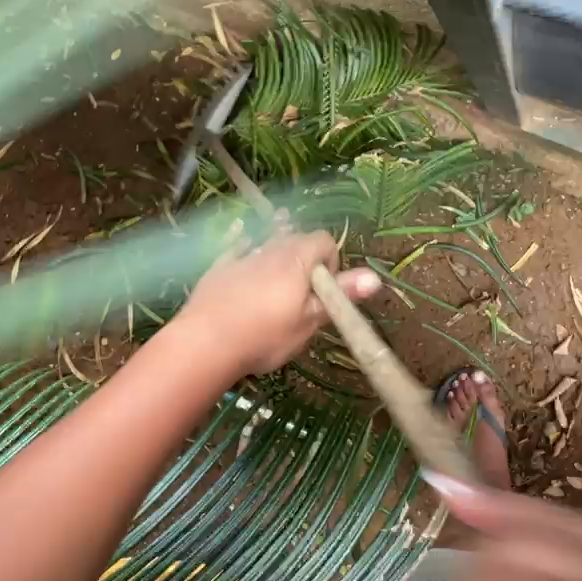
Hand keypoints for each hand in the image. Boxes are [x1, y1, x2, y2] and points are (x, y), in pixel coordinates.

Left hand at [167, 229, 380, 375]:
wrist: (206, 341)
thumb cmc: (265, 335)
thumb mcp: (309, 320)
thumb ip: (341, 295)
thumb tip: (376, 277)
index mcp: (297, 258)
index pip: (325, 240)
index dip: (330, 263)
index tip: (323, 292)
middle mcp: (271, 247)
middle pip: (297, 239)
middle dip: (305, 260)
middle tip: (302, 295)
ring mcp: (242, 254)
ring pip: (268, 242)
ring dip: (277, 253)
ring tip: (277, 281)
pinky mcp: (219, 266)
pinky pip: (237, 246)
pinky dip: (244, 246)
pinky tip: (241, 249)